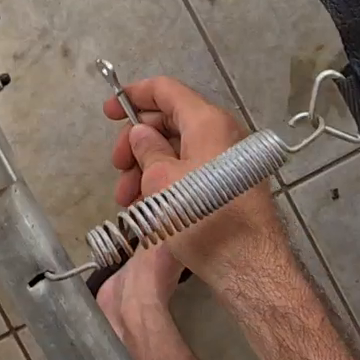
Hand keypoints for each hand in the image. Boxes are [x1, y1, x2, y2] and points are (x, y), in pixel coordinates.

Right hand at [106, 76, 287, 287]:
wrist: (251, 269)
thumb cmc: (202, 218)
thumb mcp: (161, 180)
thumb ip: (146, 148)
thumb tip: (141, 133)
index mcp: (207, 121)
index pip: (165, 90)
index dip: (133, 95)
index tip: (109, 112)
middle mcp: (221, 134)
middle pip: (169, 121)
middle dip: (136, 142)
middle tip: (117, 168)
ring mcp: (228, 161)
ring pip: (177, 149)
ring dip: (146, 167)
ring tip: (126, 199)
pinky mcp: (230, 186)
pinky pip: (191, 170)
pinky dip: (166, 181)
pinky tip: (147, 208)